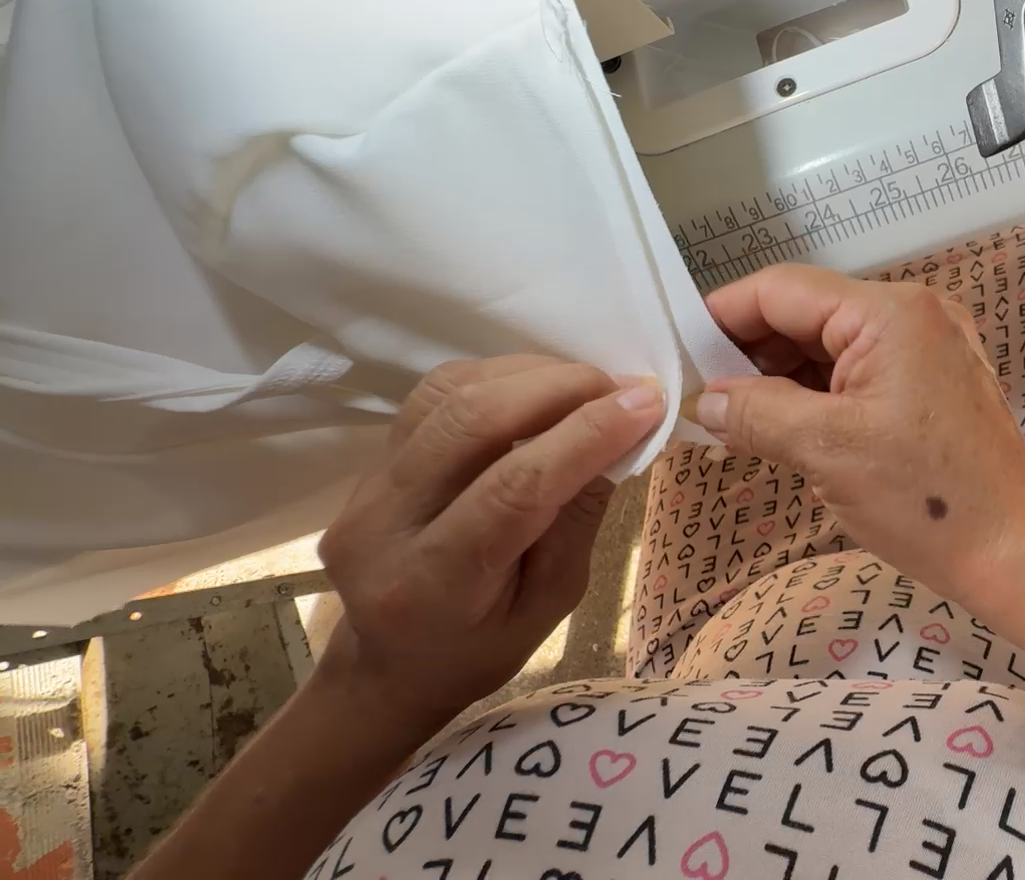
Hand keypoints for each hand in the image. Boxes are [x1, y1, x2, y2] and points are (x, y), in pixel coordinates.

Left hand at [315, 356, 664, 730]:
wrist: (393, 661)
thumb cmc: (486, 643)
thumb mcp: (556, 598)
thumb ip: (582, 514)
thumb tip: (627, 434)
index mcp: (432, 582)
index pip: (515, 487)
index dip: (588, 434)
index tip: (649, 403)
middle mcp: (381, 522)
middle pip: (471, 420)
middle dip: (563, 387)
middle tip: (627, 387)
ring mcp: (366, 483)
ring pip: (451, 391)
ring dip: (535, 372)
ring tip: (592, 385)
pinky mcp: (372, 455)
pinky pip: (438, 391)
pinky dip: (504, 375)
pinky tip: (545, 388)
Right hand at [695, 265, 1024, 606]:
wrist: (1015, 553)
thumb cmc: (927, 500)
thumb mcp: (827, 450)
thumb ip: (755, 411)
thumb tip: (702, 398)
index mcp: (890, 312)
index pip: (783, 290)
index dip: (723, 316)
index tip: (675, 350)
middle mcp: (912, 314)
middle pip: (808, 314)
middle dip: (751, 352)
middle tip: (699, 396)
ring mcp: (928, 348)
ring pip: (831, 347)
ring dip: (781, 377)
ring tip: (731, 417)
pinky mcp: (931, 383)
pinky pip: (859, 372)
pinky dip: (817, 394)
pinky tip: (781, 424)